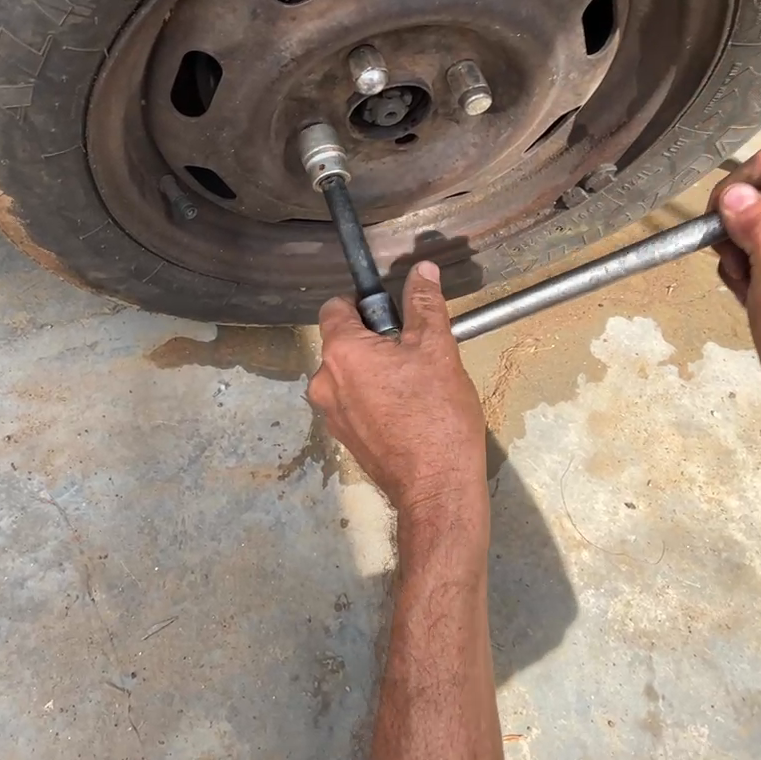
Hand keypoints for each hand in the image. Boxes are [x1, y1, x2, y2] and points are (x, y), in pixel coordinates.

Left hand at [306, 262, 488, 520]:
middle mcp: (323, 381)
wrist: (437, 489)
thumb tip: (423, 270)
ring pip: (348, 373)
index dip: (362, 303)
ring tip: (414, 385)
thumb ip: (424, 305)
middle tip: (413, 352)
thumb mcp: (437, 350)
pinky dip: (373, 397)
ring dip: (374, 370)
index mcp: (340, 352)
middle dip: (373, 339)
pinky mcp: (343, 437)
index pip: (335, 307)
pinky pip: (352, 401)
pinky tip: (407, 411)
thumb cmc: (437, 415)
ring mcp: (330, 412)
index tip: (391, 313)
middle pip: (341, 341)